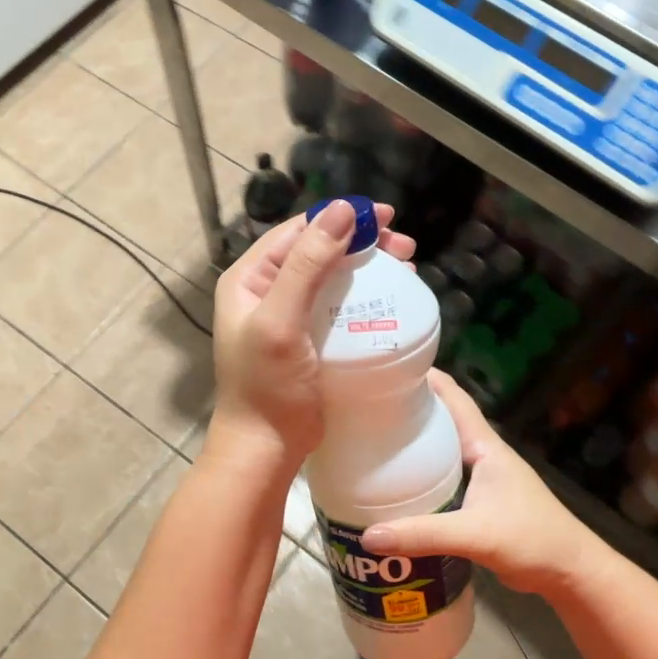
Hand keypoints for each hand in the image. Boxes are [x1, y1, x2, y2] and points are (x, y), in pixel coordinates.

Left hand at [208, 200, 415, 469]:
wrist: (265, 449)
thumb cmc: (267, 387)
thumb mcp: (281, 321)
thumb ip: (307, 265)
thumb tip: (339, 209)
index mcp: (249, 279)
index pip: (298, 232)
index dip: (340, 218)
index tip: (385, 217)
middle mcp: (266, 291)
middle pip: (319, 250)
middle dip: (362, 242)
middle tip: (405, 248)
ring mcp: (289, 317)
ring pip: (334, 276)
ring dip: (368, 267)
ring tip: (407, 268)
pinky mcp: (310, 340)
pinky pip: (341, 305)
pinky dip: (366, 296)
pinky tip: (392, 297)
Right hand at [359, 370, 606, 593]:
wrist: (569, 572)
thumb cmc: (532, 539)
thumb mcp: (475, 535)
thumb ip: (423, 535)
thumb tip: (369, 536)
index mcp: (486, 447)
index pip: (454, 400)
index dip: (425, 379)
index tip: (388, 368)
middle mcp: (483, 456)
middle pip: (442, 424)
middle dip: (409, 413)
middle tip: (366, 410)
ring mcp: (482, 481)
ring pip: (440, 455)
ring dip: (413, 449)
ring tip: (372, 446)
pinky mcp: (478, 505)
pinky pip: (442, 482)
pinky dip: (420, 481)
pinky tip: (395, 492)